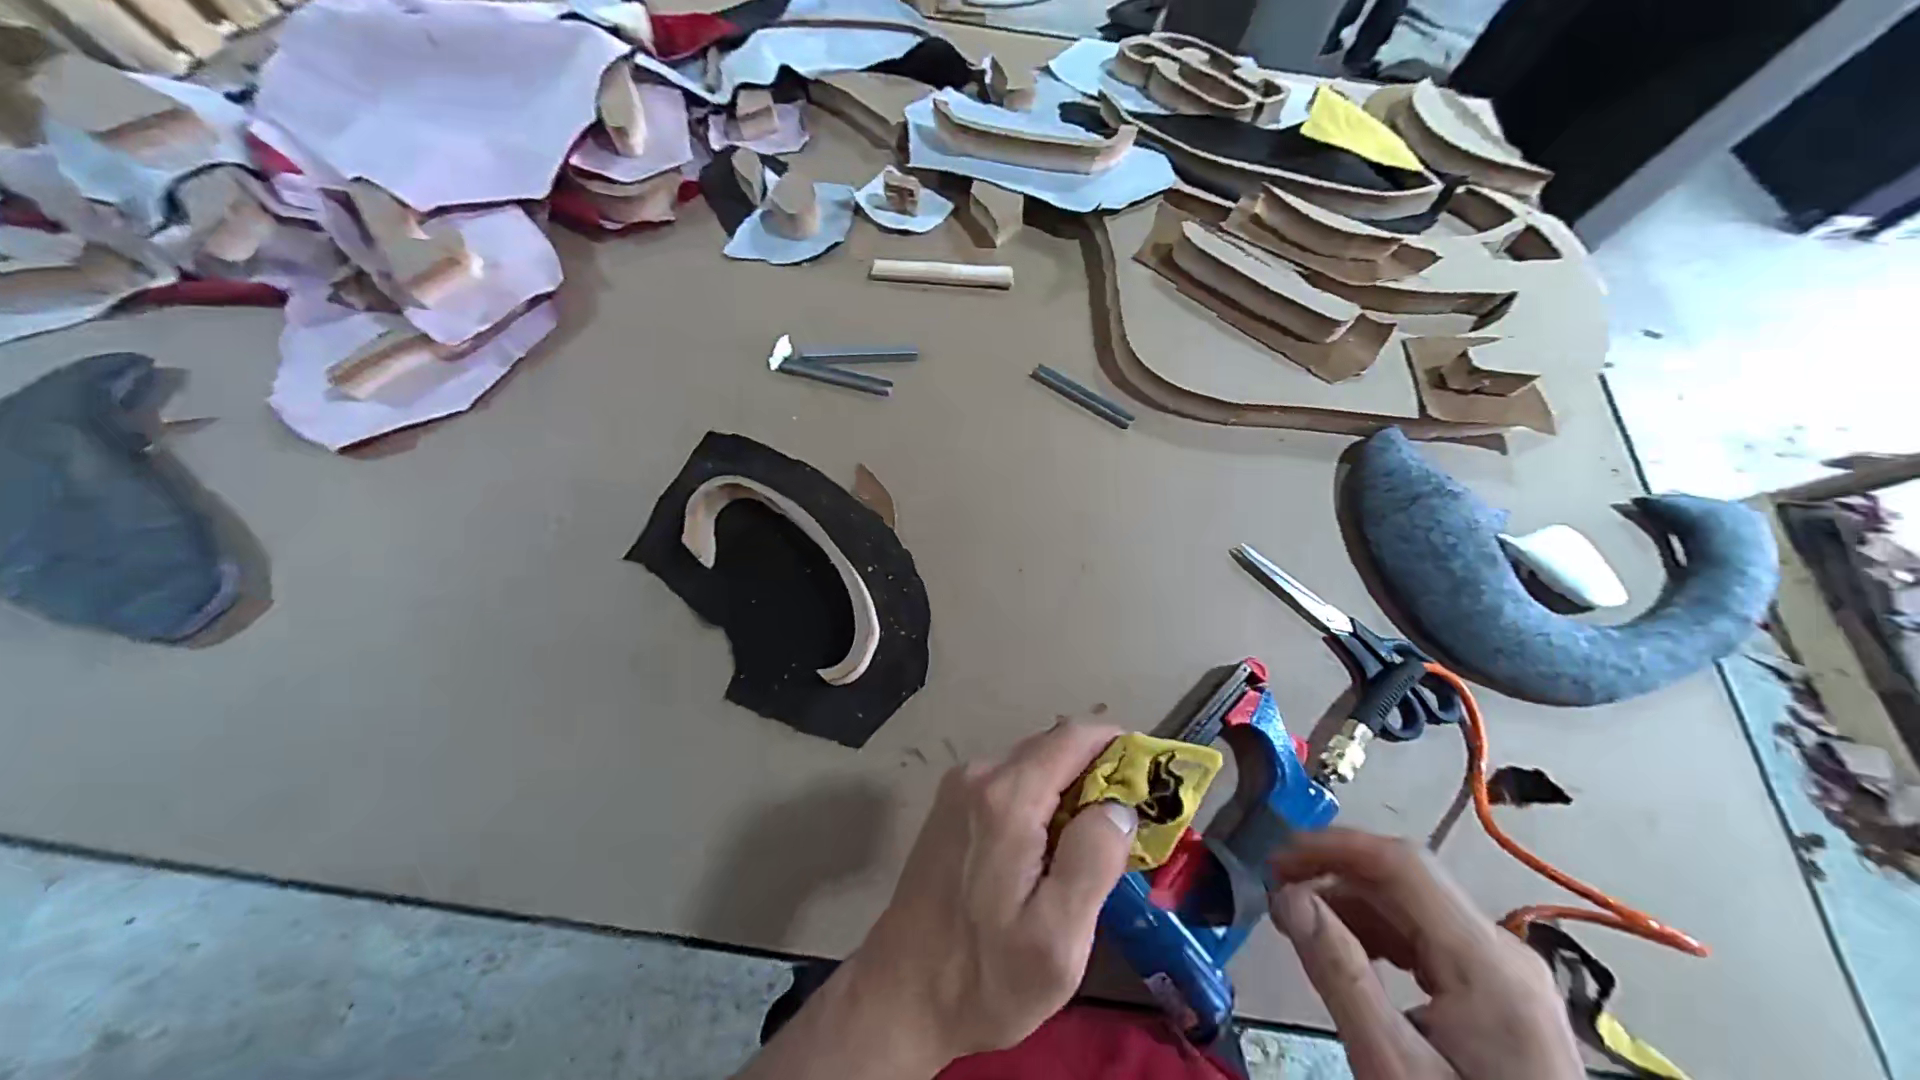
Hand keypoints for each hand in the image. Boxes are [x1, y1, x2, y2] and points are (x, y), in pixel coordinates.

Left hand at [843, 721, 1138, 1067]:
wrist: (900, 995)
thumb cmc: (984, 976)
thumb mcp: (1056, 939)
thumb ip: (1093, 862)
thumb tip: (1119, 807)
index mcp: (1005, 799)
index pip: (1074, 737)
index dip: (1120, 747)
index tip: (1153, 780)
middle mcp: (978, 776)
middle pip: (1054, 747)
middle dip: (1099, 773)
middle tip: (1130, 824)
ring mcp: (959, 788)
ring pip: (1034, 765)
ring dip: (1070, 790)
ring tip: (1093, 844)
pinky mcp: (952, 806)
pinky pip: (1011, 782)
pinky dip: (1042, 800)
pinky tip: (1050, 849)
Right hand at [1268, 828, 1584, 1079]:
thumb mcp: (1393, 1065)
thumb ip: (1340, 975)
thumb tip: (1289, 899)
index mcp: (1487, 964)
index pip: (1402, 864)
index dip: (1333, 847)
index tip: (1279, 858)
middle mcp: (1503, 954)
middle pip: (1405, 882)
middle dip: (1333, 875)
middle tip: (1277, 890)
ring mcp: (1506, 973)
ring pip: (1412, 907)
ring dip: (1349, 903)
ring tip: (1300, 922)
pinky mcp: (1499, 994)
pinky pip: (1426, 938)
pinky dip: (1376, 932)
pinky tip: (1344, 950)